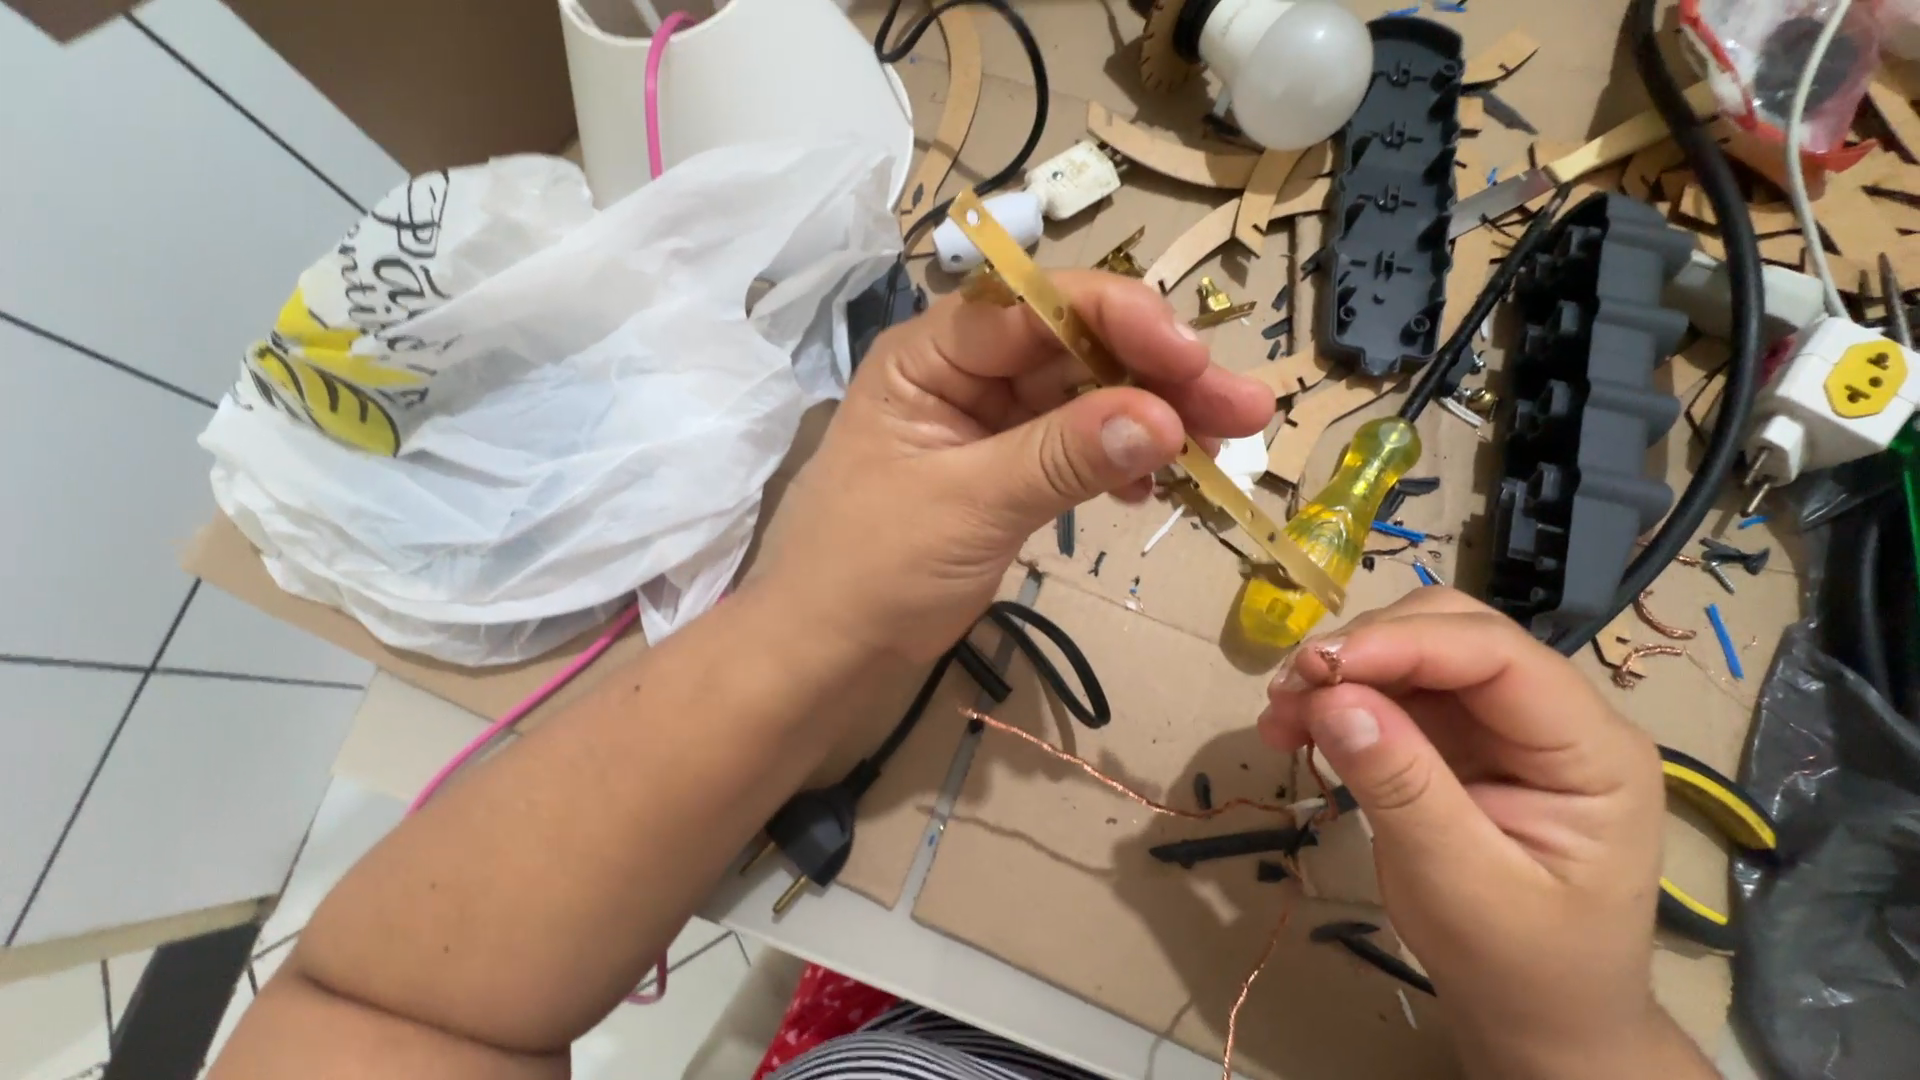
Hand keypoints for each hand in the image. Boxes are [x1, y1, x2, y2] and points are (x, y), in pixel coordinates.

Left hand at [754, 271, 1273, 663]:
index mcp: (930, 354)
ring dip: (1151, 419)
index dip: (1118, 321)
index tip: (1192, 358)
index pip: (1034, 308)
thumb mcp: (969, 503)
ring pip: (1084, 400)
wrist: (827, 651)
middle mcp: (961, 374)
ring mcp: (986, 424)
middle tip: (1243, 407)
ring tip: (1225, 445)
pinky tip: (1153, 486)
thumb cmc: (873, 568)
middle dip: (1157, 375)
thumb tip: (1165, 418)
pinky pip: (1074, 449)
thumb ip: (1063, 455)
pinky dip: (1115, 462)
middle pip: (1073, 350)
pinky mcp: (1005, 471)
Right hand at [1258, 589, 1709, 1078]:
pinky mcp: (1456, 735)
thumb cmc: (1517, 962)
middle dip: (1365, 648)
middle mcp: (1549, 716)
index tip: (1313, 666)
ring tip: (1279, 715)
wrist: (1534, 1011)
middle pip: (1451, 630)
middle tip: (1290, 690)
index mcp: (1591, 750)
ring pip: (1410, 649)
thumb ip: (1401, 787)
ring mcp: (1500, 722)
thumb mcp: (1458, 884)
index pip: (1496, 655)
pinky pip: (1388, 689)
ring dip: (1339, 670)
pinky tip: (1293, 727)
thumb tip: (1330, 699)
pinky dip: (1335, 698)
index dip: (1401, 643)